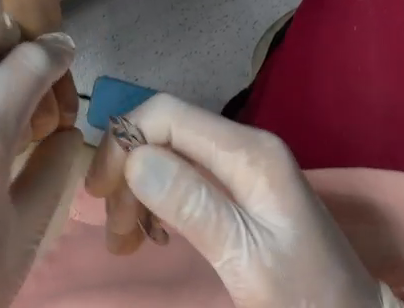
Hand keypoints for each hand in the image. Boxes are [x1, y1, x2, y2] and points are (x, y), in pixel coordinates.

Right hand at [87, 94, 382, 307]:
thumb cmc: (303, 296)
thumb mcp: (246, 260)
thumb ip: (193, 206)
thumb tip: (135, 159)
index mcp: (248, 151)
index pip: (167, 113)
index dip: (125, 140)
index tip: (100, 193)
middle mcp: (244, 144)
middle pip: (165, 130)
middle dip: (128, 169)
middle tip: (114, 230)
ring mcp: (244, 164)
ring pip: (170, 152)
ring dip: (138, 188)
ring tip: (127, 239)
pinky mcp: (242, 186)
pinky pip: (185, 174)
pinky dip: (158, 197)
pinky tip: (154, 231)